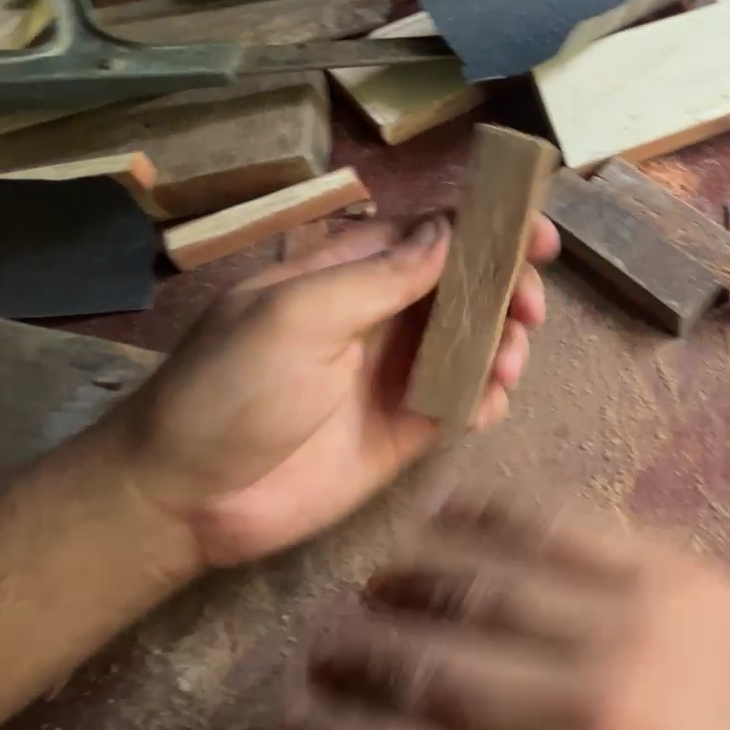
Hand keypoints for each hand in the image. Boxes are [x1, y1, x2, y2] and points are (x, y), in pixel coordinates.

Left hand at [102, 216, 559, 569]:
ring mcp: (403, 370)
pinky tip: (484, 409)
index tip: (539, 239)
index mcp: (355, 273)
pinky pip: (469, 399)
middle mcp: (387, 314)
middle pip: (472, 285)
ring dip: (507, 346)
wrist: (190, 501)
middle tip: (529, 313)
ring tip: (504, 370)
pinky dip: (490, 398)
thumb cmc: (232, 390)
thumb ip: (379, 275)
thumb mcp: (297, 317)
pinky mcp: (414, 424)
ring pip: (481, 340)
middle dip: (512, 291)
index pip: (435, 234)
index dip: (490, 228)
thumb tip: (449, 231)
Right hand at [277, 488, 729, 729]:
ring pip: (479, 593)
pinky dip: (492, 514)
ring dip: (410, 587)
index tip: (296, 723)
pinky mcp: (659, 573)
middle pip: (426, 677)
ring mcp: (619, 631)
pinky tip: (448, 510)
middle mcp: (572, 721)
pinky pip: (554, 529)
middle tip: (321, 654)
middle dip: (358, 666)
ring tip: (370, 588)